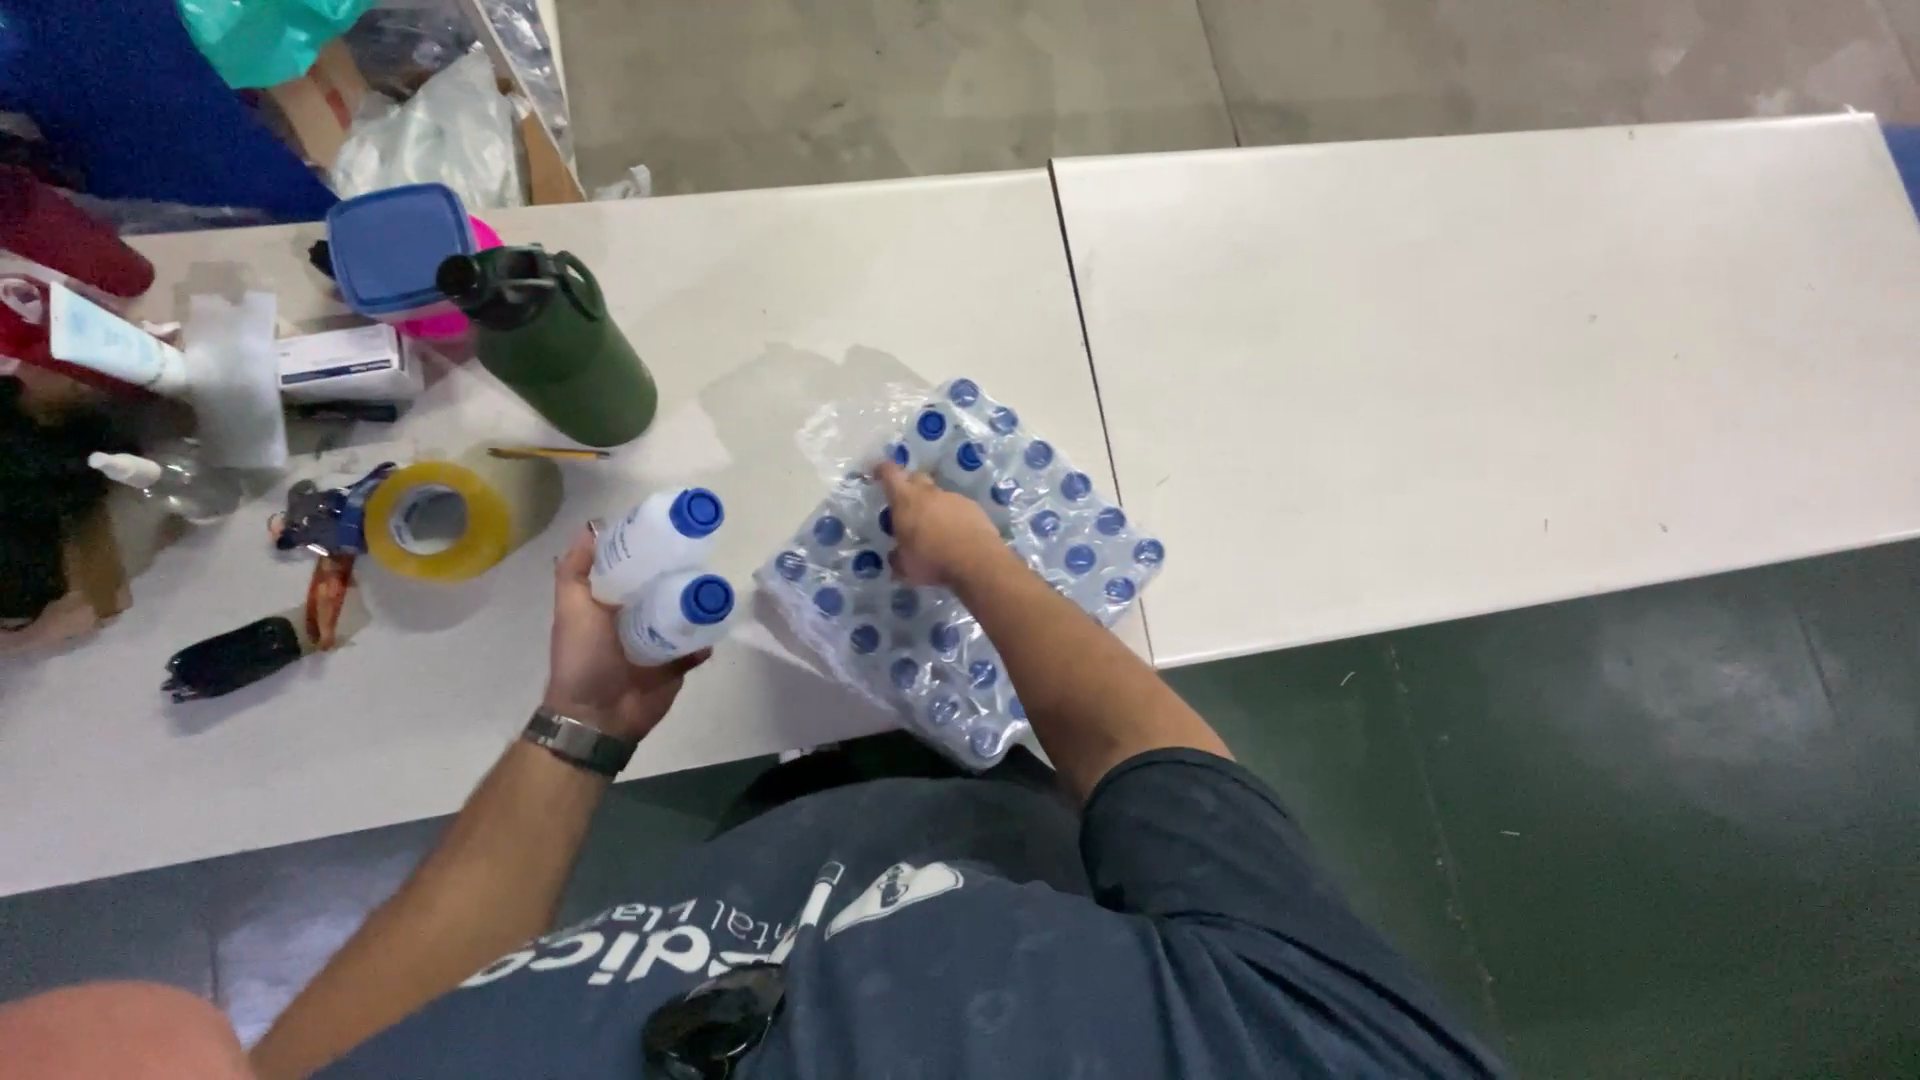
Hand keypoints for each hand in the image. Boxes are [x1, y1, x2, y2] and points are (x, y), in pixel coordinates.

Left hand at [542, 525, 707, 741]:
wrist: (599, 716)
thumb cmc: (582, 658)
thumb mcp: (572, 609)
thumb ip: (575, 572)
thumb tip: (591, 528)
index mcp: (612, 602)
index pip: (635, 568)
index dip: (650, 550)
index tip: (671, 530)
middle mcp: (637, 617)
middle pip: (665, 588)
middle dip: (682, 574)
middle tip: (702, 558)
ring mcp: (659, 641)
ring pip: (685, 614)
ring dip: (700, 603)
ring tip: (713, 590)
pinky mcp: (677, 663)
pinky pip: (698, 645)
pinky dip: (705, 637)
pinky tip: (713, 624)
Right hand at [875, 462, 1007, 587]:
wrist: (976, 561)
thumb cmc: (931, 560)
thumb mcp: (905, 565)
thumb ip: (897, 556)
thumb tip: (896, 556)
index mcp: (906, 501)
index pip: (890, 474)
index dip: (883, 470)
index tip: (878, 472)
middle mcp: (929, 493)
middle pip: (916, 477)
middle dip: (909, 486)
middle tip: (907, 504)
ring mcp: (953, 498)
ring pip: (939, 495)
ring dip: (934, 506)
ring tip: (935, 528)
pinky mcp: (973, 507)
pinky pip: (958, 507)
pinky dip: (953, 516)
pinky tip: (956, 535)